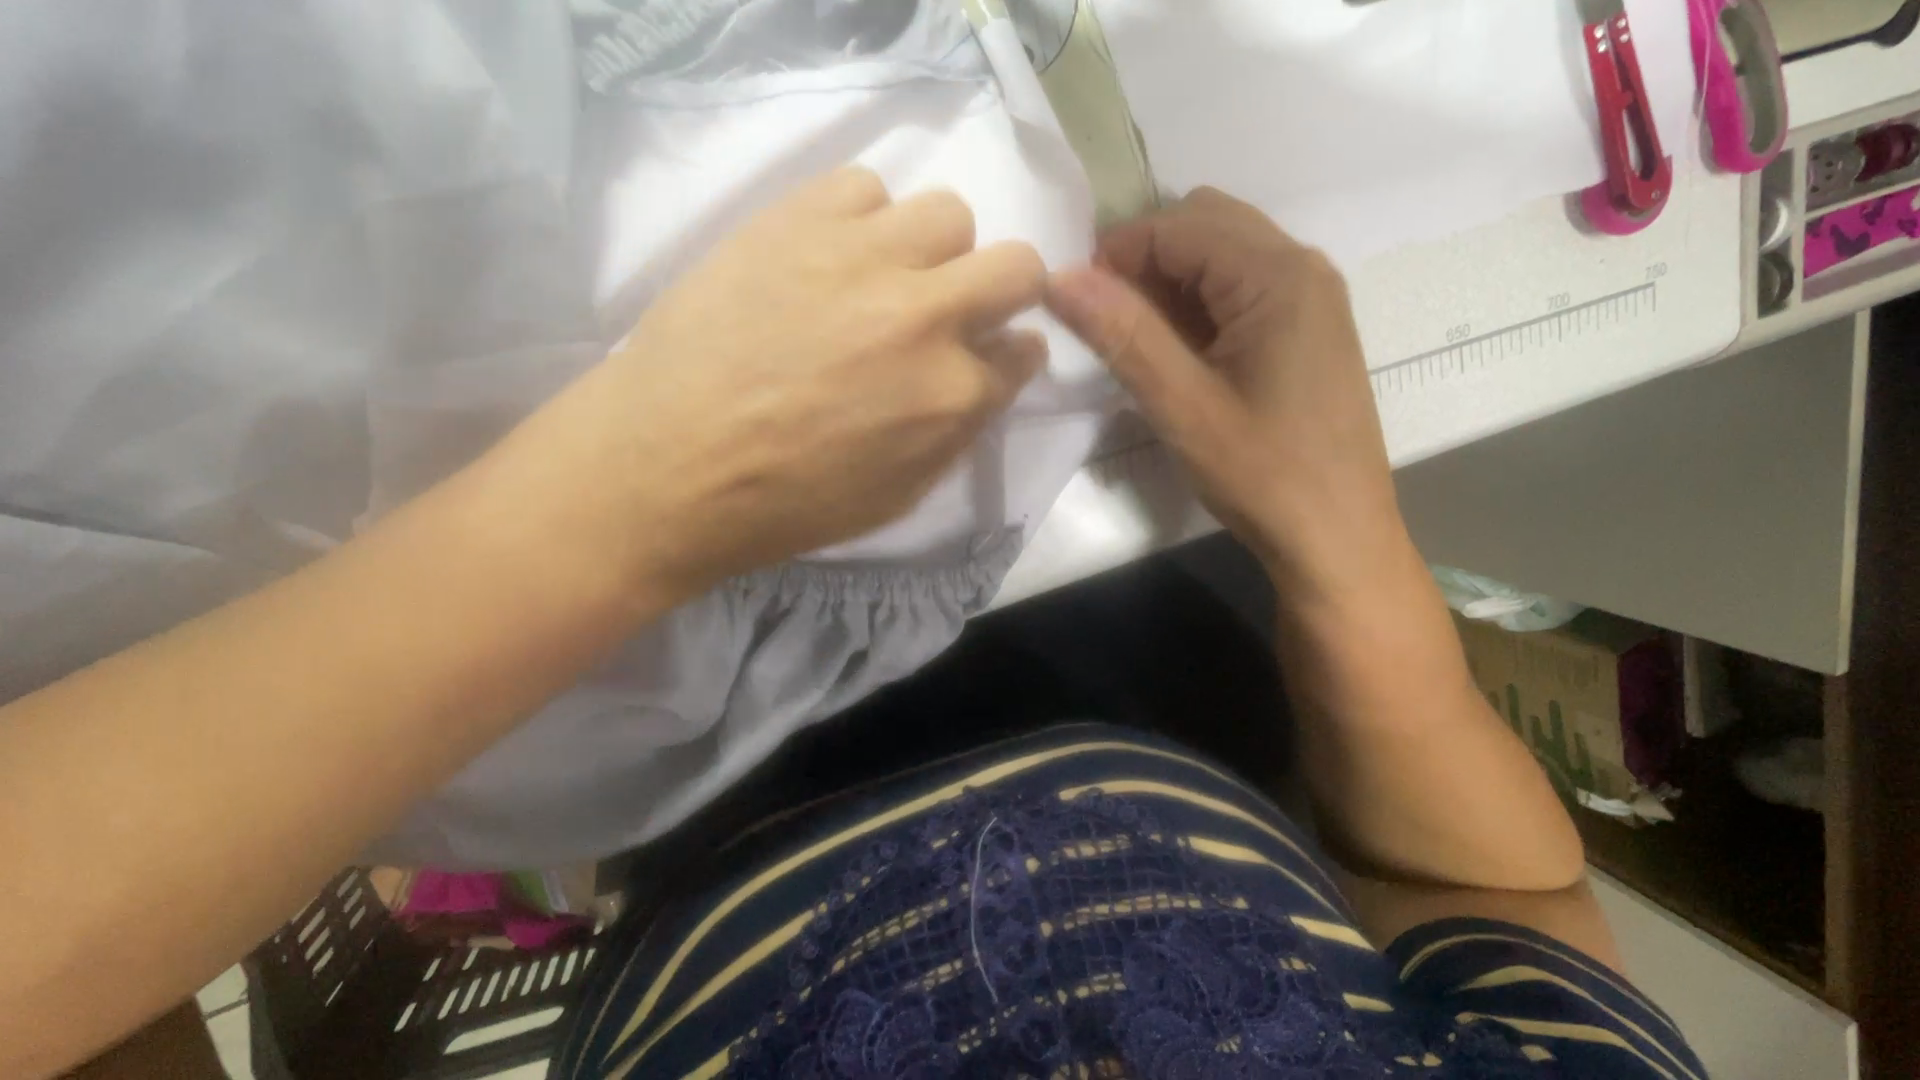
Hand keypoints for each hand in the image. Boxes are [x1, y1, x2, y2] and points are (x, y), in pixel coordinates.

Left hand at [490, 167, 1048, 601]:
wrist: (665, 465)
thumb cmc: (782, 503)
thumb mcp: (896, 497)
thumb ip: (958, 432)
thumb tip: (990, 373)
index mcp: (952, 395)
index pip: (1024, 350)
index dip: (1007, 352)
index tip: (985, 354)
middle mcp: (925, 316)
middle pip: (1016, 265)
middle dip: (1002, 288)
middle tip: (953, 307)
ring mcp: (863, 258)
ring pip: (948, 214)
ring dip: (932, 249)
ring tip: (883, 276)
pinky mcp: (799, 219)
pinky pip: (865, 186)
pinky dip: (861, 218)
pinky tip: (828, 256)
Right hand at [1047, 187, 1413, 599]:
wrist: (1337, 538)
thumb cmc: (1264, 475)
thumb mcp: (1183, 407)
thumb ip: (1123, 335)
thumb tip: (1060, 276)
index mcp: (1279, 275)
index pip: (1178, 224)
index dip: (1116, 253)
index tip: (1075, 305)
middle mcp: (1302, 267)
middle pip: (1204, 223)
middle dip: (1144, 260)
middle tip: (1106, 323)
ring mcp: (1310, 297)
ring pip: (1222, 253)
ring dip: (1170, 282)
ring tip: (1139, 344)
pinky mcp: (1308, 328)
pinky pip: (1242, 287)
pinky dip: (1199, 304)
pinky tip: (1179, 355)